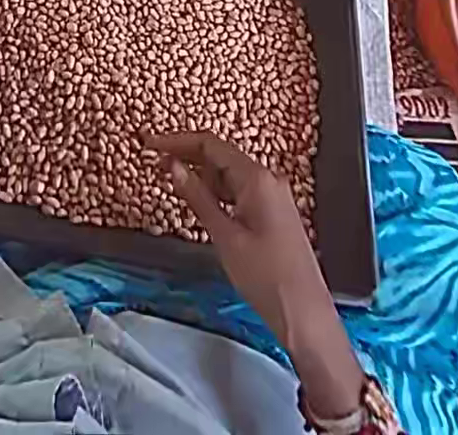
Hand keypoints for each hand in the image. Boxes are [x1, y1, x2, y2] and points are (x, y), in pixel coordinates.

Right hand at [145, 131, 364, 419]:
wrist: (306, 316)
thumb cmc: (265, 277)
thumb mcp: (224, 236)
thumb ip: (198, 196)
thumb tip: (173, 166)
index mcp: (257, 177)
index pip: (210, 144)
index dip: (177, 141)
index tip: (150, 144)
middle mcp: (267, 178)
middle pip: (220, 155)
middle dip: (187, 154)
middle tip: (154, 159)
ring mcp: (273, 194)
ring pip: (229, 172)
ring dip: (200, 172)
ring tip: (170, 176)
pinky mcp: (273, 211)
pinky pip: (239, 189)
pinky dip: (216, 189)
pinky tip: (199, 197)